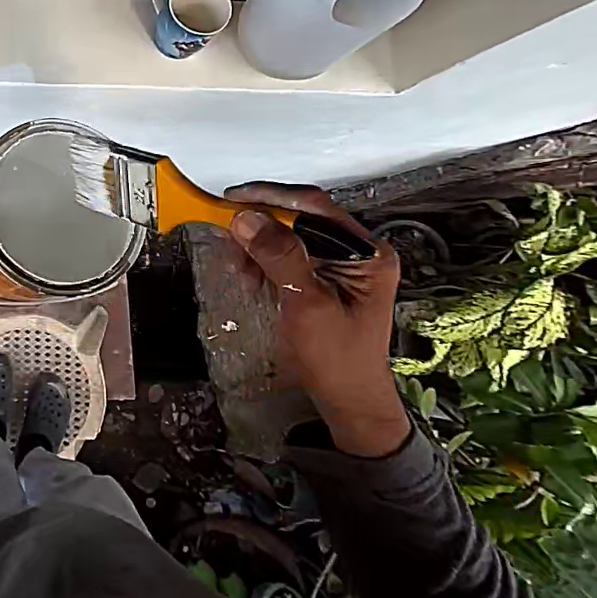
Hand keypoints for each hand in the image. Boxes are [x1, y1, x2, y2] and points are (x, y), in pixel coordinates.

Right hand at [224, 184, 407, 456]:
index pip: (315, 207)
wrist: (347, 400)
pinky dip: (261, 261)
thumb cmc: (336, 359)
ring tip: (240, 268)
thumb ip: (280, 257)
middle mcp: (355, 251)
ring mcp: (338, 264)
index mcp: (366, 252)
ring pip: (287, 236)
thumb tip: (247, 219)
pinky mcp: (320, 277)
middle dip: (260, 226)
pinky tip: (250, 276)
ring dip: (257, 246)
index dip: (272, 198)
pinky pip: (285, 255)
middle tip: (230, 238)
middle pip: (299, 218)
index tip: (233, 199)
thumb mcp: (307, 305)